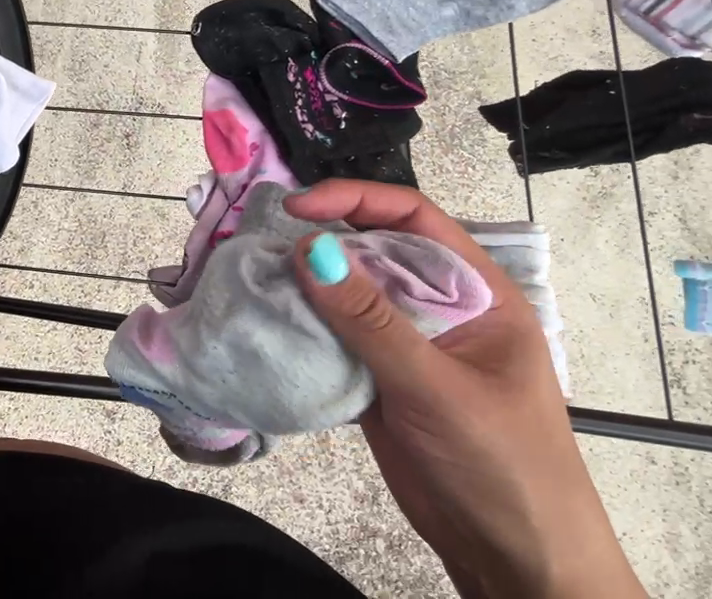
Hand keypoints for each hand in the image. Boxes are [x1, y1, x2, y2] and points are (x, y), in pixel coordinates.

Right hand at [285, 180, 643, 598]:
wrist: (511, 556)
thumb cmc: (501, 467)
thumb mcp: (437, 389)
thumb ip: (372, 320)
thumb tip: (309, 247)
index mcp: (477, 294)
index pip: (414, 220)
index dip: (355, 200)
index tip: (296, 209)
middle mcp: (437, 306)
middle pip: (370, 246)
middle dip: (314, 234)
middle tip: (254, 235)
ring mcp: (401, 339)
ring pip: (342, 286)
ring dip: (296, 276)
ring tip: (246, 269)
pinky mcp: (371, 369)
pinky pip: (326, 327)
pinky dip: (293, 316)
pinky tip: (260, 312)